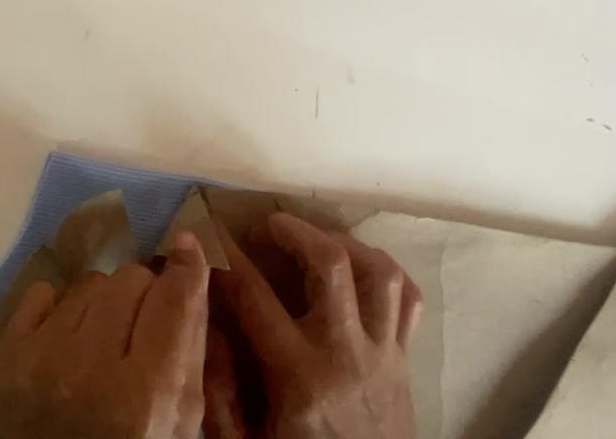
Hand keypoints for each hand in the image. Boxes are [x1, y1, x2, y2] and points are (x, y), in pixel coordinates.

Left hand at [0, 232, 210, 438]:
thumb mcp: (181, 418)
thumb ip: (190, 344)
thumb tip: (187, 254)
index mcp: (144, 397)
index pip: (170, 300)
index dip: (183, 266)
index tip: (185, 242)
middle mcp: (88, 372)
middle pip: (128, 280)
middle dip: (142, 295)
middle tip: (141, 325)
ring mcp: (40, 362)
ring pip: (88, 282)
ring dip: (102, 305)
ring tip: (102, 342)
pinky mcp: (5, 360)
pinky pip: (42, 292)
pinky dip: (58, 310)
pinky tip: (66, 342)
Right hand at [204, 213, 421, 438]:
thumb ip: (216, 387)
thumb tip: (209, 322)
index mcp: (299, 376)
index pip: (253, 294)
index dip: (224, 253)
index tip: (206, 230)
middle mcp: (345, 354)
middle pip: (330, 263)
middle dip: (292, 230)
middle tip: (266, 227)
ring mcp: (383, 354)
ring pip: (378, 270)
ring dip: (342, 242)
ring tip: (313, 240)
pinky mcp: (406, 360)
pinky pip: (408, 297)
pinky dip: (384, 270)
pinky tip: (355, 268)